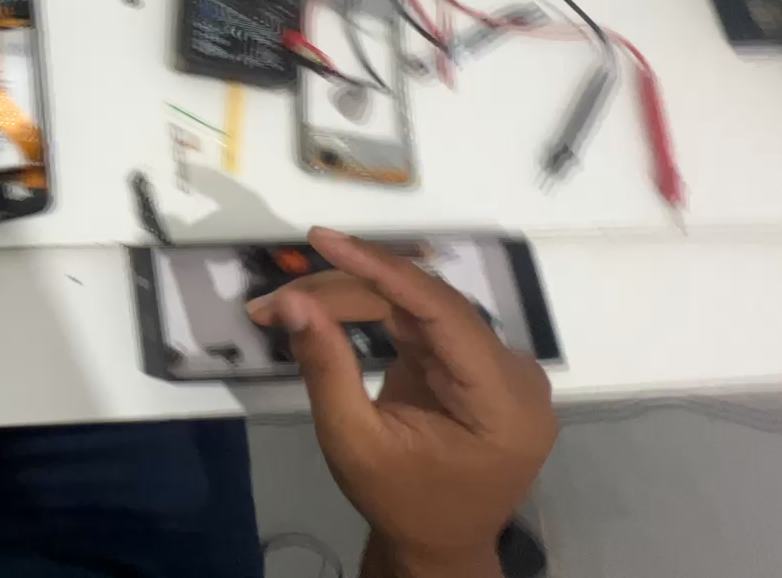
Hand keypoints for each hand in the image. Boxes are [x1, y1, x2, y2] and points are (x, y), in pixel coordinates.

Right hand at [246, 229, 555, 574]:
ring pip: (406, 302)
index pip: (441, 310)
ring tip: (280, 309)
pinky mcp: (463, 361)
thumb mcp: (353, 439)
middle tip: (272, 304)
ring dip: (341, 298)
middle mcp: (509, 373)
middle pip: (417, 301)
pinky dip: (357, 310)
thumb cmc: (400, 499)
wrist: (435, 543)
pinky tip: (315, 310)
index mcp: (502, 400)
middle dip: (339, 292)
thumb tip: (292, 302)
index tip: (321, 239)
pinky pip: (407, 316)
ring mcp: (488, 365)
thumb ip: (326, 366)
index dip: (379, 268)